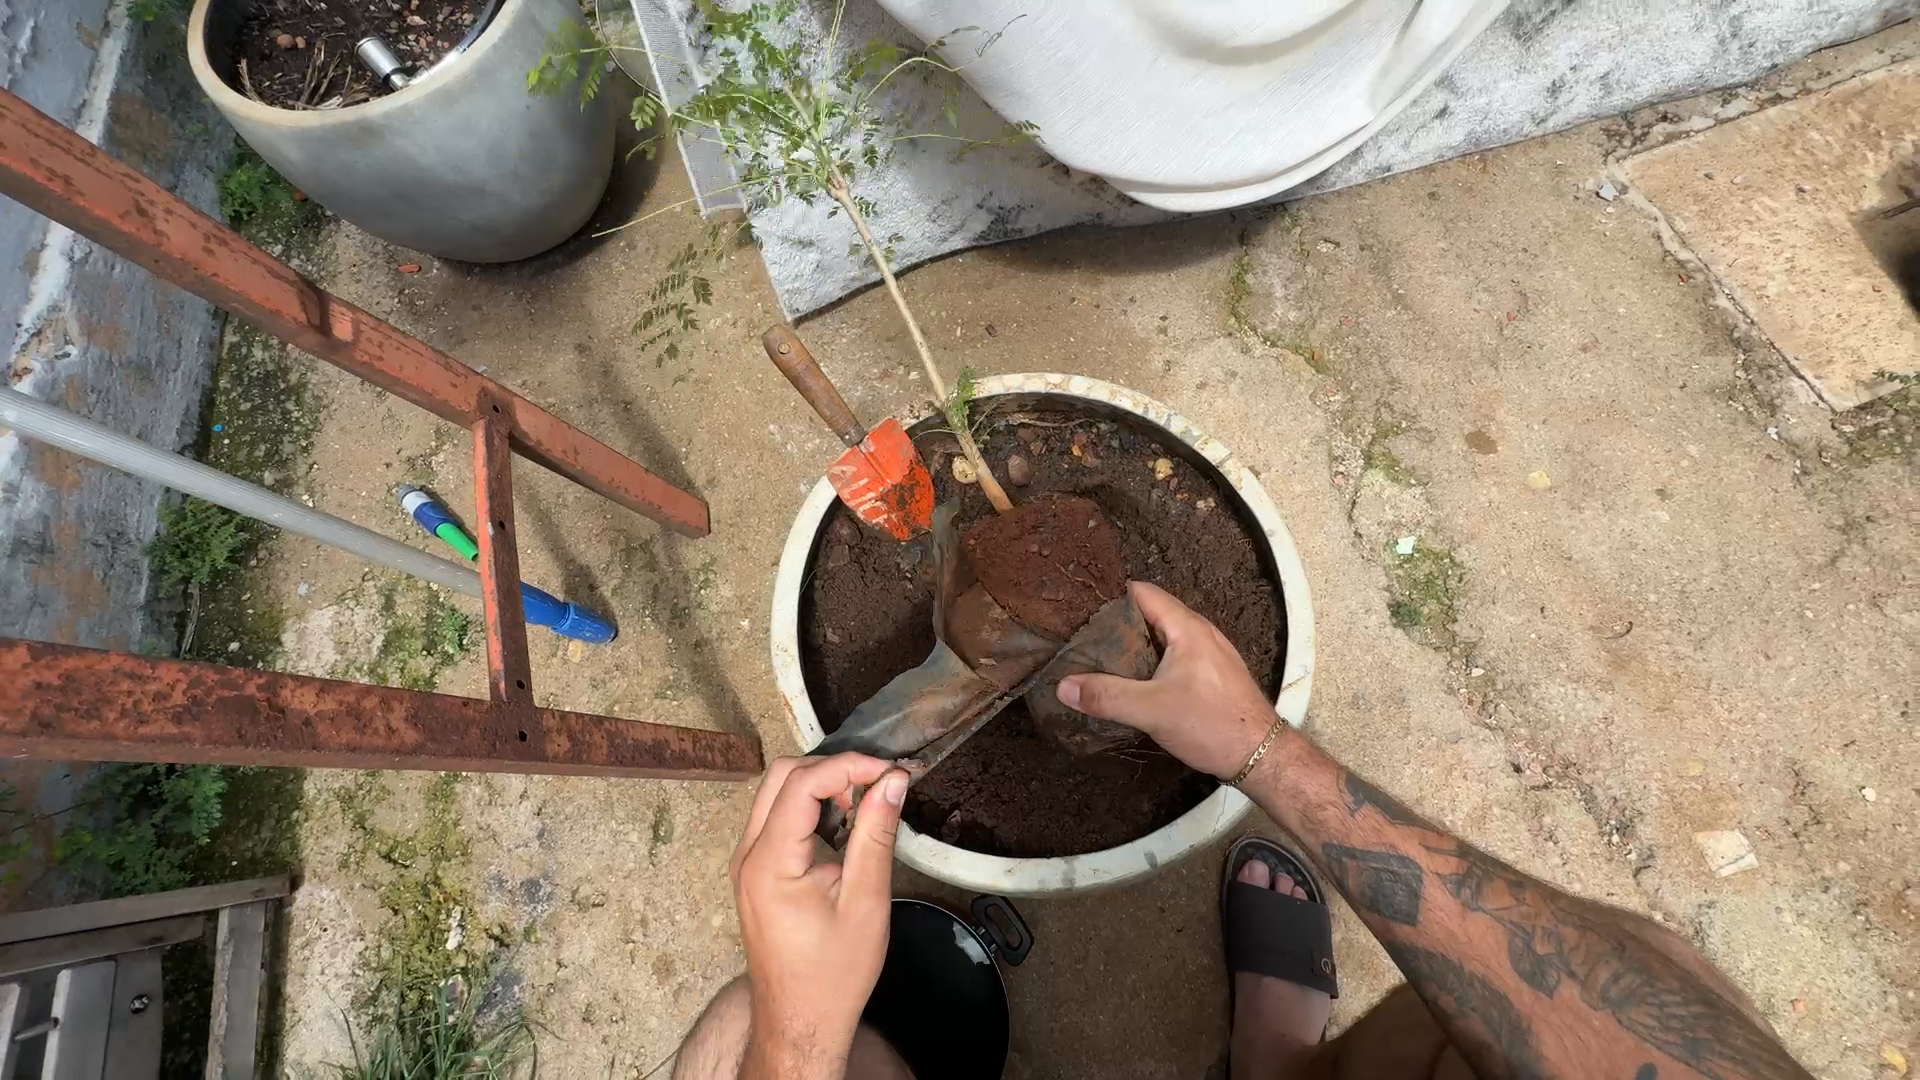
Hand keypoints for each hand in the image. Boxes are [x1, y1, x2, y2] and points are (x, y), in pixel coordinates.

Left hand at [731, 754, 908, 1079]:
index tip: (889, 772)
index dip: (850, 766)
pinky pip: (778, 813)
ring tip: (863, 802)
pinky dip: (811, 803)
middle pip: (783, 775)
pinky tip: (842, 822)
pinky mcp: (755, 867)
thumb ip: (876, 835)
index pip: (803, 783)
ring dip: (821, 783)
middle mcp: (748, 854)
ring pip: (778, 790)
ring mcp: (747, 860)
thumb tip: (893, 781)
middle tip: (875, 783)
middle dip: (833, 768)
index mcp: (769, 863)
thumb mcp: (866, 902)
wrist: (800, 1022)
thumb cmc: (833, 973)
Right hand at [1057, 581, 1277, 778]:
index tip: (1082, 609)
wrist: (1262, 756)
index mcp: (1187, 627)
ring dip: (1135, 644)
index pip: (1143, 592)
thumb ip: (1106, 696)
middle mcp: (1200, 632)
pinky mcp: (1213, 675)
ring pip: (1163, 637)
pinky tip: (1136, 682)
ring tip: (1102, 659)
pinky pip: (1175, 655)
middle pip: (1151, 613)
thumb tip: (1063, 686)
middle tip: (1084, 638)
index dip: (1110, 596)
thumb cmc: (1211, 724)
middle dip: (1118, 623)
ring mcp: (1209, 653)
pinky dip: (1152, 661)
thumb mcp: (1151, 710)